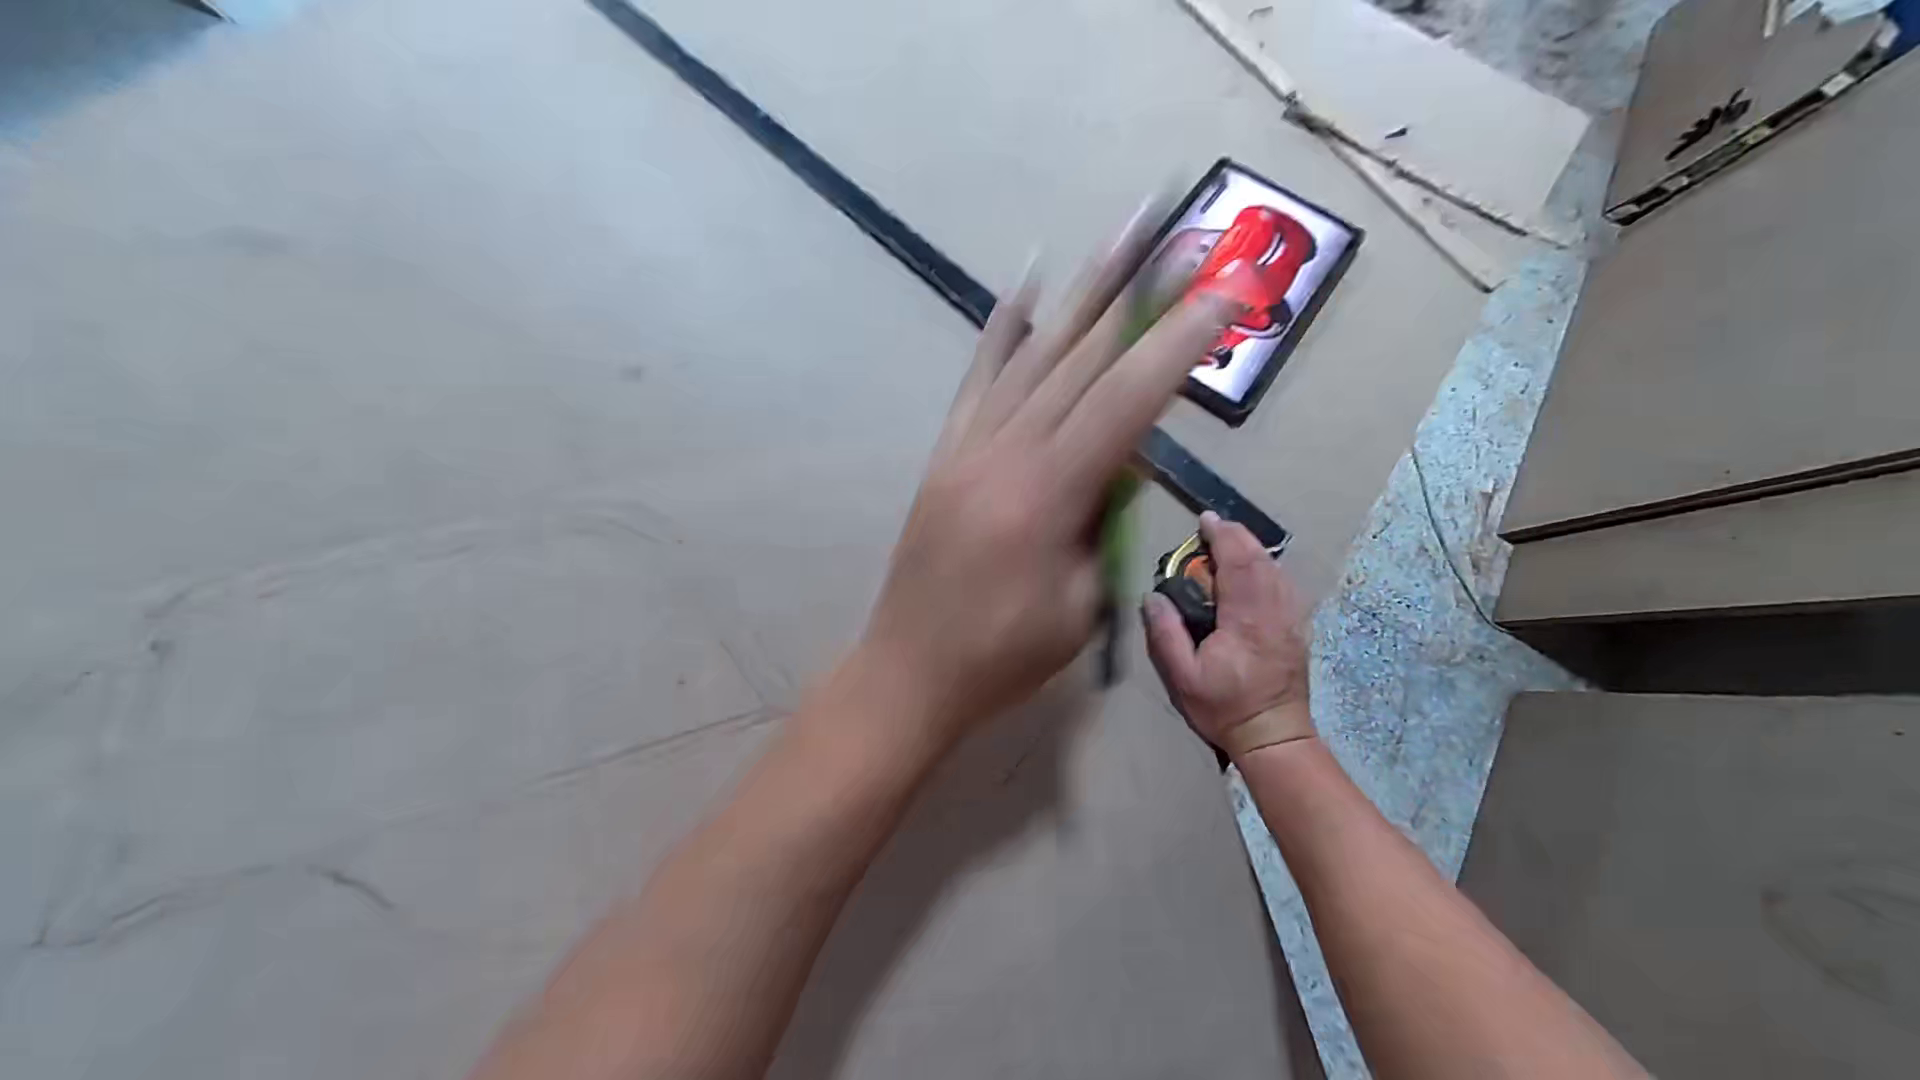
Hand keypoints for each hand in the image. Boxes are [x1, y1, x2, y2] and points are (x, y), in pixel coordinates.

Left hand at [854, 204, 1237, 750]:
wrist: (910, 669)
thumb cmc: (1003, 656)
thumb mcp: (1082, 602)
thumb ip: (1106, 522)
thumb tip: (1122, 459)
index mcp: (1045, 495)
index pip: (1126, 400)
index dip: (1178, 344)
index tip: (1224, 294)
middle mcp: (1004, 452)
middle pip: (1081, 359)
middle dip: (1141, 294)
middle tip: (1186, 234)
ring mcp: (968, 446)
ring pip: (1032, 354)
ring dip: (1082, 292)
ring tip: (1122, 233)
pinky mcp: (945, 453)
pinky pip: (976, 379)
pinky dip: (1001, 329)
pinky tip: (1025, 285)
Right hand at [1142, 512, 1313, 759]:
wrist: (1274, 736)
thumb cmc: (1224, 708)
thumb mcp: (1183, 678)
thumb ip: (1166, 635)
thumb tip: (1153, 598)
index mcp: (1246, 620)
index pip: (1238, 564)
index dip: (1223, 536)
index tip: (1206, 520)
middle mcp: (1275, 612)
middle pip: (1261, 560)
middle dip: (1238, 536)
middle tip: (1214, 525)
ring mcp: (1292, 619)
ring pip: (1277, 570)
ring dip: (1253, 549)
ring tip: (1229, 542)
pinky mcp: (1297, 628)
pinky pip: (1285, 584)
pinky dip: (1267, 567)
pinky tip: (1253, 570)